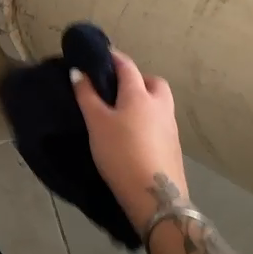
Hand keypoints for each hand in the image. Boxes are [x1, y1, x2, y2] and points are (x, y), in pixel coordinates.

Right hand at [72, 49, 187, 232]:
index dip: (113, 56)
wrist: (155, 199)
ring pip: (160, 104)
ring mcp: (170, 129)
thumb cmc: (121, 152)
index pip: (127, 66)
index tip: (98, 54)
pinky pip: (160, 123)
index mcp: (140, 95)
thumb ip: (86, 95)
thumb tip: (78, 71)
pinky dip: (148, 120)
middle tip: (116, 87)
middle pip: (154, 83)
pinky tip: (132, 134)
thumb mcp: (95, 122)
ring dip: (144, 100)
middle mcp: (160, 107)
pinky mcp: (173, 149)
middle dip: (138, 79)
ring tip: (121, 112)